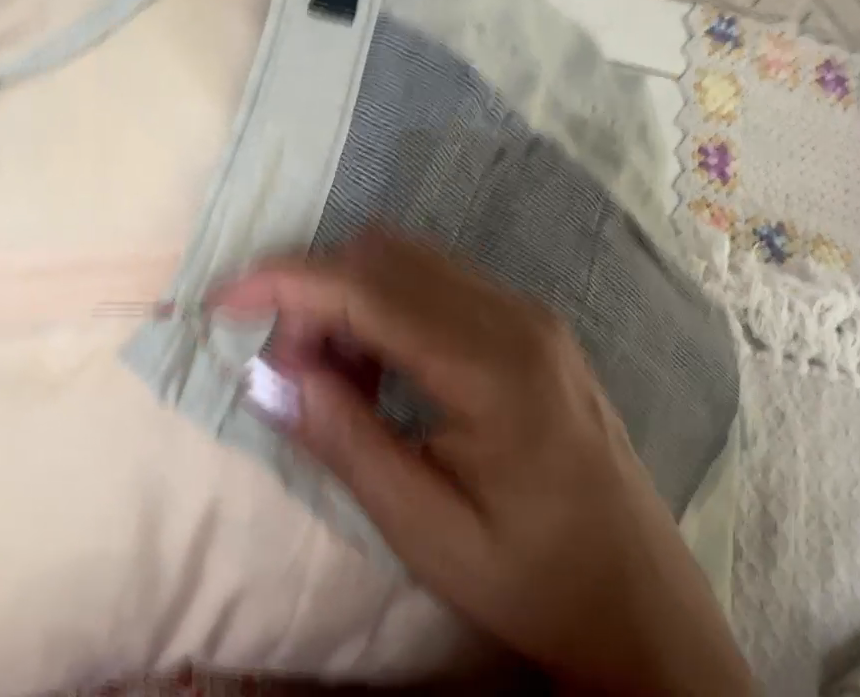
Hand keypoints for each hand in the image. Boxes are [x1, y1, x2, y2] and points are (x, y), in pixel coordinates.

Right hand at [213, 232, 751, 696]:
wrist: (638, 602)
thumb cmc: (531, 576)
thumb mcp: (423, 527)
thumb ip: (342, 440)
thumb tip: (265, 374)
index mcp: (492, 365)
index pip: (365, 287)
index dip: (283, 284)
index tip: (220, 303)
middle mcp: (514, 316)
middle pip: (381, 256)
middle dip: (312, 294)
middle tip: (287, 370)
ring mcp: (527, 315)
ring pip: (404, 261)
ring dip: (345, 300)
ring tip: (334, 382)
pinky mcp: (528, 326)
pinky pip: (433, 283)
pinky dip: (382, 308)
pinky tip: (380, 375)